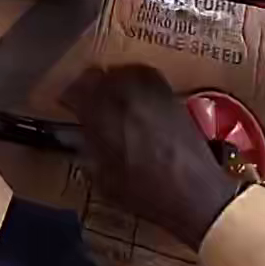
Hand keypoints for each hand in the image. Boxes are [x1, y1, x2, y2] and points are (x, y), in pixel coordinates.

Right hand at [62, 65, 241, 248]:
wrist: (197, 195)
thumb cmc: (147, 194)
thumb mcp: (106, 181)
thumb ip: (89, 154)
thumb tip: (79, 142)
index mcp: (101, 117)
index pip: (74, 91)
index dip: (68, 96)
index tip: (67, 103)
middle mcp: (122, 98)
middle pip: (95, 75)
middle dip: (87, 85)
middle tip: (86, 98)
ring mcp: (147, 93)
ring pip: (120, 70)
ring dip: (111, 78)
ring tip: (110, 92)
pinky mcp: (169, 95)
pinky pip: (145, 74)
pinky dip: (135, 77)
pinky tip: (135, 92)